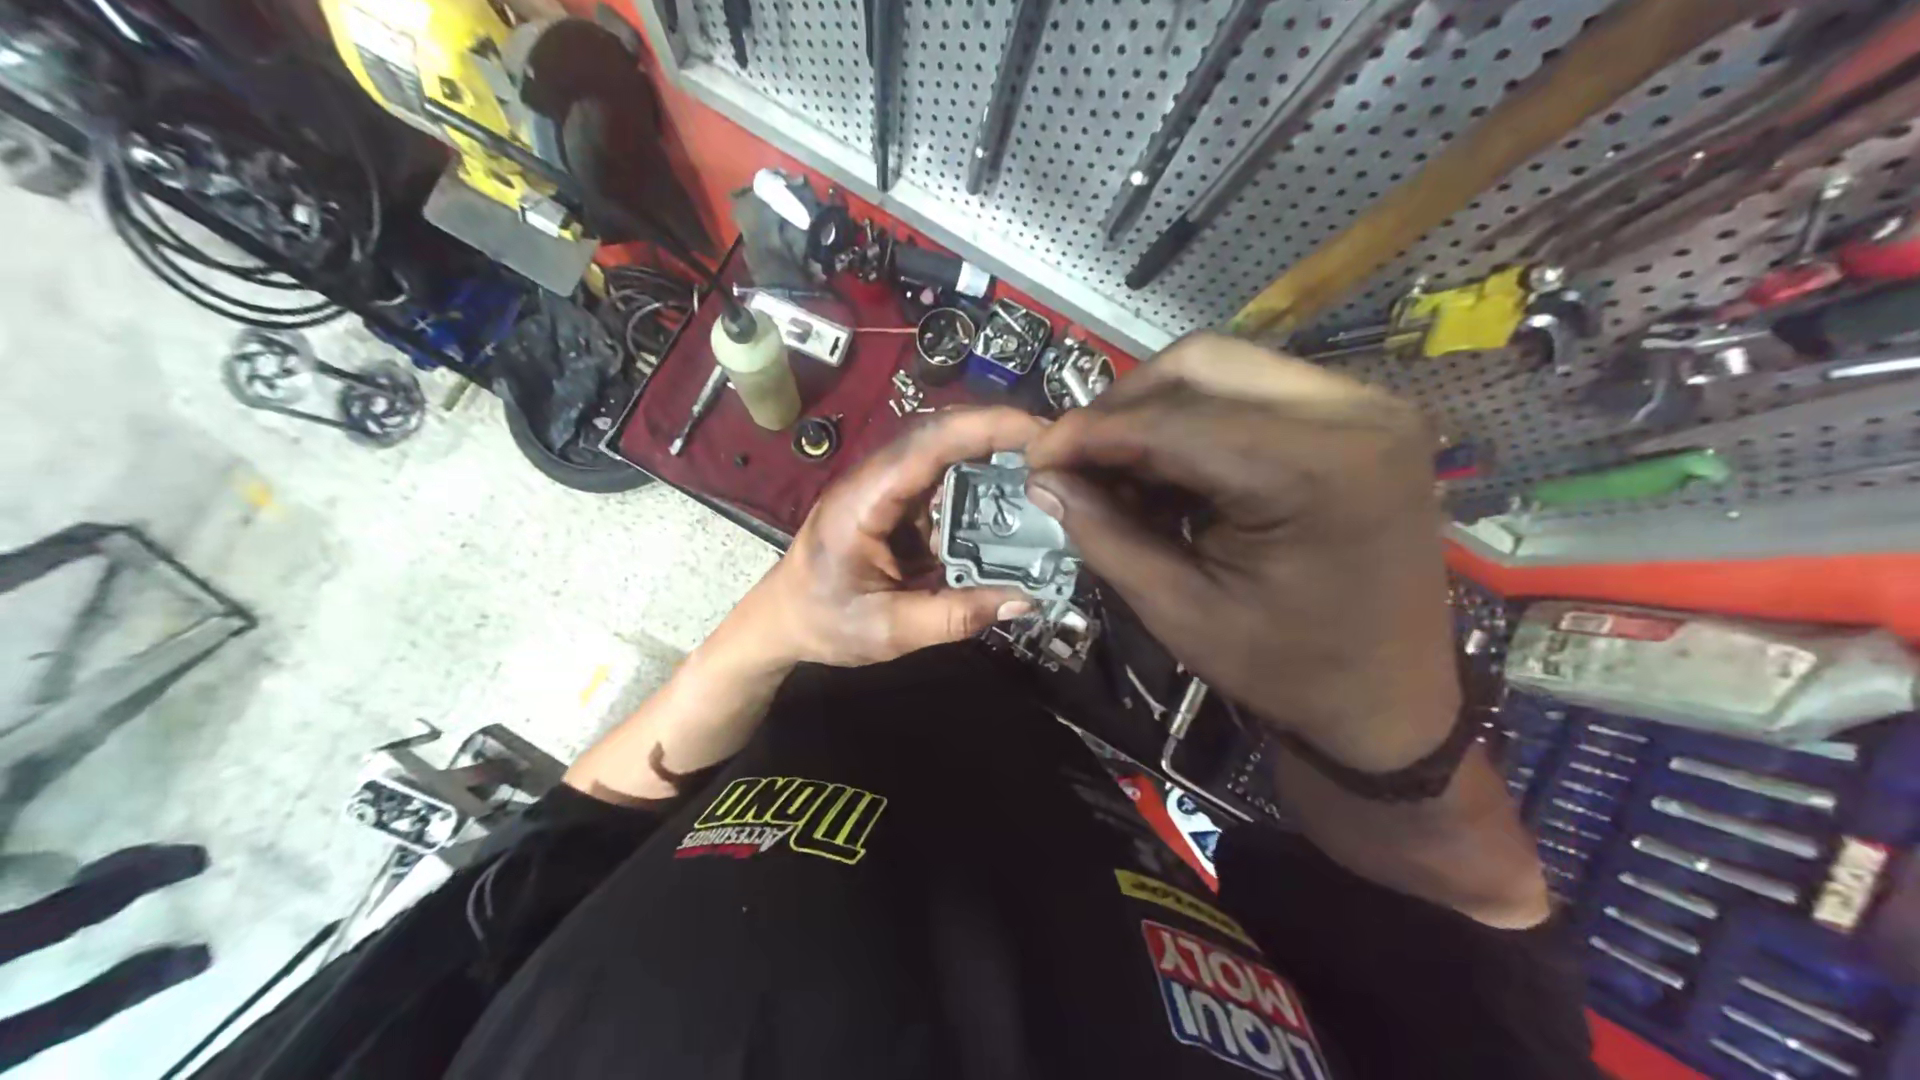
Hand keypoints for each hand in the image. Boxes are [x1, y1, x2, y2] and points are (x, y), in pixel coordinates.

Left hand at [734, 406, 1045, 667]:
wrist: (782, 621)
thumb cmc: (825, 622)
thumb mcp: (891, 631)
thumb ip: (955, 616)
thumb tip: (1025, 599)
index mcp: (864, 501)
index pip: (926, 444)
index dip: (984, 428)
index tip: (1036, 431)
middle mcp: (874, 482)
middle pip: (937, 434)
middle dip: (996, 431)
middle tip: (1054, 447)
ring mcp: (884, 489)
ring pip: (942, 453)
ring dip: (989, 453)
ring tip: (1042, 470)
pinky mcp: (894, 503)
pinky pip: (940, 481)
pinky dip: (976, 484)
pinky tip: (1008, 501)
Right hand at [1023, 333, 1457, 772]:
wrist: (1390, 693)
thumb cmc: (1288, 668)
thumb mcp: (1179, 610)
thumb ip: (1104, 534)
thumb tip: (1043, 477)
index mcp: (1318, 471)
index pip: (1173, 421)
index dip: (1090, 433)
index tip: (1035, 456)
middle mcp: (1353, 413)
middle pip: (1200, 364)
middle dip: (1122, 408)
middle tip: (1077, 459)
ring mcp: (1365, 405)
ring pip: (1223, 368)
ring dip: (1155, 411)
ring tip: (1119, 469)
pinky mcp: (1359, 415)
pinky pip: (1251, 389)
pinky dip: (1194, 419)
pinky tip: (1169, 469)